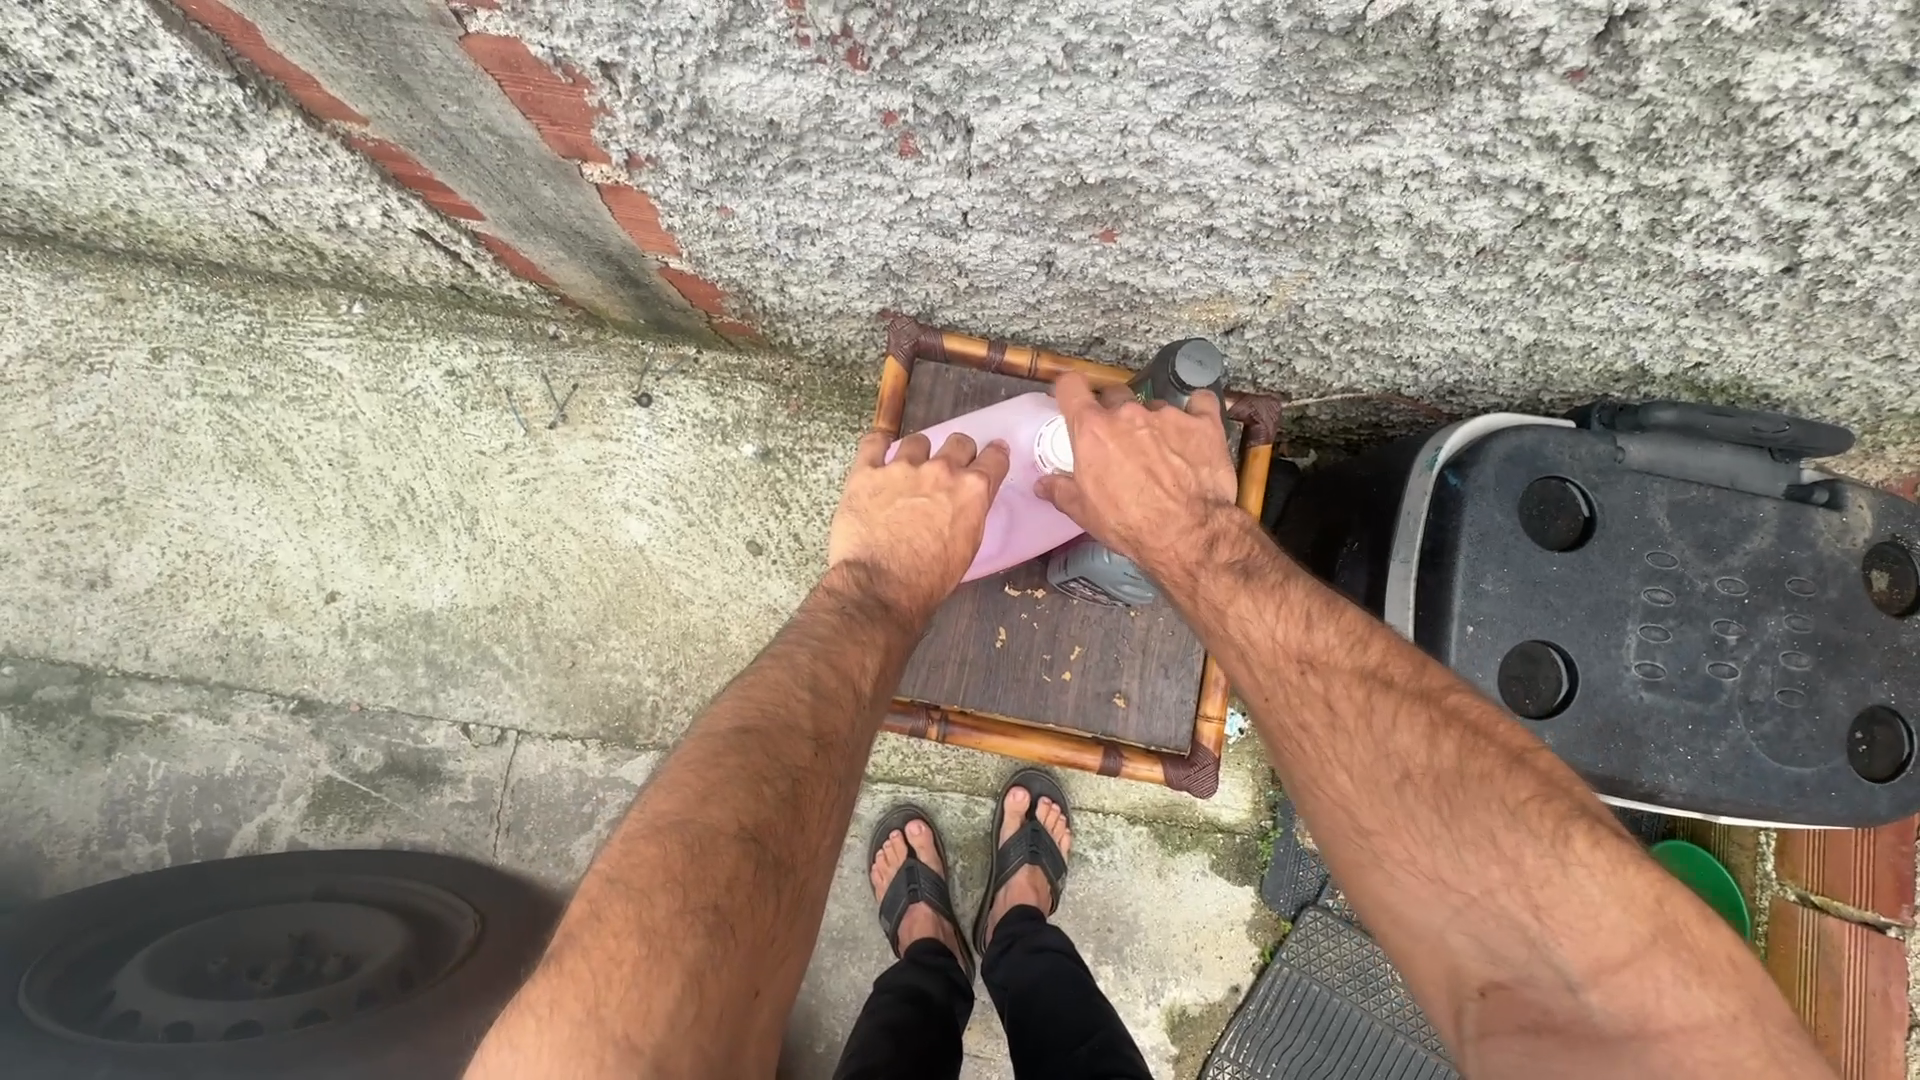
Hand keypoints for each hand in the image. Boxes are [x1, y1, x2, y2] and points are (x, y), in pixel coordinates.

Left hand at [827, 430, 1010, 621]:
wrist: (880, 586)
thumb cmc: (927, 579)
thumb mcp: (967, 549)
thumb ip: (970, 515)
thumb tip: (965, 506)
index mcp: (972, 491)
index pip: (994, 459)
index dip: (995, 456)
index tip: (993, 455)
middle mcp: (941, 471)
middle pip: (958, 443)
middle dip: (958, 453)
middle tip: (949, 468)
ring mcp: (902, 468)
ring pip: (918, 441)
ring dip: (919, 453)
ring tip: (910, 468)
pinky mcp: (867, 472)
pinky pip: (874, 442)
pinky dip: (879, 443)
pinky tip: (879, 448)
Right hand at [1035, 373, 1240, 581]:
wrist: (1186, 533)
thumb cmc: (1128, 523)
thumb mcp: (1083, 512)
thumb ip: (1060, 490)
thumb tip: (1043, 484)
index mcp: (1093, 431)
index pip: (1071, 387)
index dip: (1070, 391)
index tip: (1074, 400)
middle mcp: (1128, 414)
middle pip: (1114, 395)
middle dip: (1113, 412)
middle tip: (1119, 440)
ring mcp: (1168, 415)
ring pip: (1153, 406)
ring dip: (1151, 422)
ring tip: (1161, 452)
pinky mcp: (1203, 423)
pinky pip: (1199, 403)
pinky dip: (1195, 413)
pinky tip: (1194, 430)